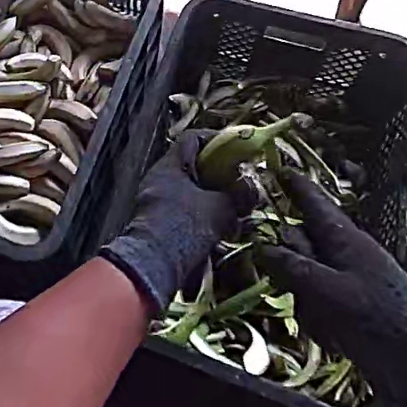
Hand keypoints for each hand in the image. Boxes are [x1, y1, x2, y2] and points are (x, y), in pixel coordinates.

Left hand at [100, 131, 240, 314]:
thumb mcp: (220, 208)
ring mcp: (154, 203)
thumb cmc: (185, 227)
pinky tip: (220, 231)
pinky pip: (183, 213)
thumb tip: (253, 187)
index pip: (191, 139)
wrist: (153, 267)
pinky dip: (202, 218)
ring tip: (234, 210)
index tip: (236, 149)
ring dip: (212, 199)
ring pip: (189, 192)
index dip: (215, 139)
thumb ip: (239, 195)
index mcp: (168, 167)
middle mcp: (157, 180)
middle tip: (238, 181)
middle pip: (191, 166)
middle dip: (217, 174)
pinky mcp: (156, 227)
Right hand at [261, 174, 406, 406]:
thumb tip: (263, 248)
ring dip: (306, 301)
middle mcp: (347, 255)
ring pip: (307, 278)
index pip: (316, 204)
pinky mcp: (352, 310)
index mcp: (347, 239)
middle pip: (303, 244)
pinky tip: (332, 338)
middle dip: (292, 264)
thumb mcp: (329, 291)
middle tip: (293, 284)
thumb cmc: (379, 320)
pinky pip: (318, 304)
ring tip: (323, 323)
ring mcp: (350, 283)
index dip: (297, 187)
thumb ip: (294, 268)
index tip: (279, 169)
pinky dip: (318, 319)